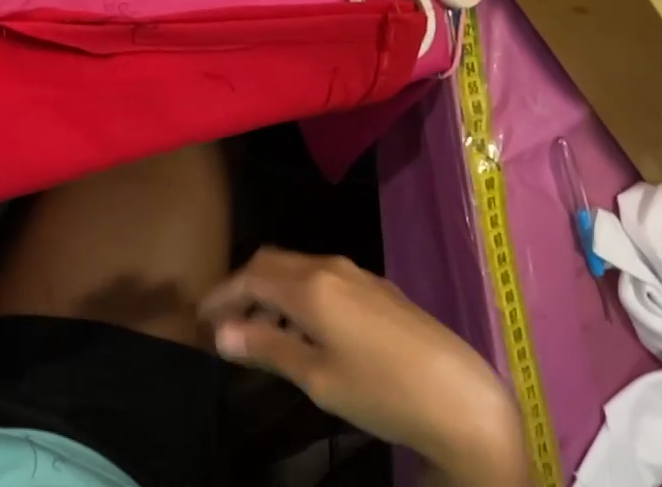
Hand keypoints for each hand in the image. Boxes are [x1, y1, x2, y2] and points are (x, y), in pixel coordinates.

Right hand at [200, 249, 527, 486]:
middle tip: (227, 320)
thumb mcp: (316, 377)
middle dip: (246, 286)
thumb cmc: (380, 391)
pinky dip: (302, 295)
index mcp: (310, 285)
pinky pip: (325, 279)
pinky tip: (307, 330)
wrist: (460, 397)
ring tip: (263, 330)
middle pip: (274, 262)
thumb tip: (222, 332)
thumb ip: (267, 346)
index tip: (200, 314)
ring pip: (301, 269)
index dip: (222, 292)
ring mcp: (360, 276)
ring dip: (274, 290)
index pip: (251, 275)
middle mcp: (331, 268)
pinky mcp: (381, 290)